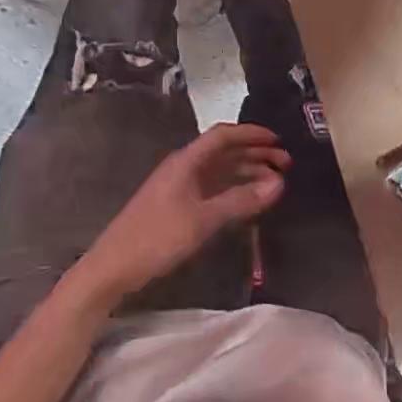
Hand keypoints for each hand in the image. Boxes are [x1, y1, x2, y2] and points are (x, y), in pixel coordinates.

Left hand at [74, 123, 289, 303]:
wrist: (114, 266)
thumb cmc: (157, 238)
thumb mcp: (203, 220)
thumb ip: (240, 201)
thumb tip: (278, 183)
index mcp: (185, 162)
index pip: (221, 136)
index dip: (250, 134)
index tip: (278, 141)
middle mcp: (182, 168)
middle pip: (223, 153)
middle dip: (254, 155)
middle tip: (286, 164)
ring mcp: (178, 188)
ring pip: (218, 172)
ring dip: (246, 173)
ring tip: (275, 183)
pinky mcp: (177, 206)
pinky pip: (211, 189)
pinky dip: (232, 191)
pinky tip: (248, 201)